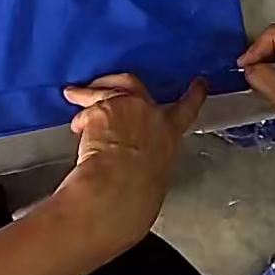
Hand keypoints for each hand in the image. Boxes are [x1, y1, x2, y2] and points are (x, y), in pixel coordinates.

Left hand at [56, 73, 207, 246]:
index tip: (200, 84)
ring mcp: (126, 107)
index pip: (187, 108)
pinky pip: (87, 108)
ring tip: (76, 93)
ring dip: (90, 92)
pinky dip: (80, 116)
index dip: (194, 95)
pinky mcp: (101, 111)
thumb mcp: (156, 176)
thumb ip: (151, 162)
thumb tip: (143, 174)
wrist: (118, 188)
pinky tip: (74, 124)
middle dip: (123, 83)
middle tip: (117, 82)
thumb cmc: (139, 193)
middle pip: (136, 85)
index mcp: (170, 132)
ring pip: (107, 89)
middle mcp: (151, 113)